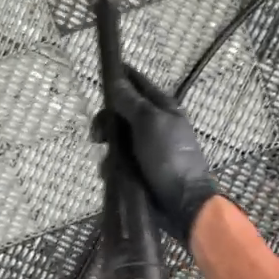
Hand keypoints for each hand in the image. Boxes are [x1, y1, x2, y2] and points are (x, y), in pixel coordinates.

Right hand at [104, 67, 218, 240]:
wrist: (181, 202)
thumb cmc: (169, 157)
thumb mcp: (150, 123)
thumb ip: (131, 102)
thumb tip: (116, 80)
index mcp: (162, 108)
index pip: (138, 83)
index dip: (121, 77)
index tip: (101, 75)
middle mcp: (153, 125)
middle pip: (120, 113)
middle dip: (106, 122)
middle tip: (97, 135)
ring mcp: (146, 149)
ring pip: (115, 140)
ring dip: (108, 149)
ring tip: (108, 162)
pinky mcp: (138, 171)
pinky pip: (117, 163)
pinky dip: (112, 168)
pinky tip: (112, 175)